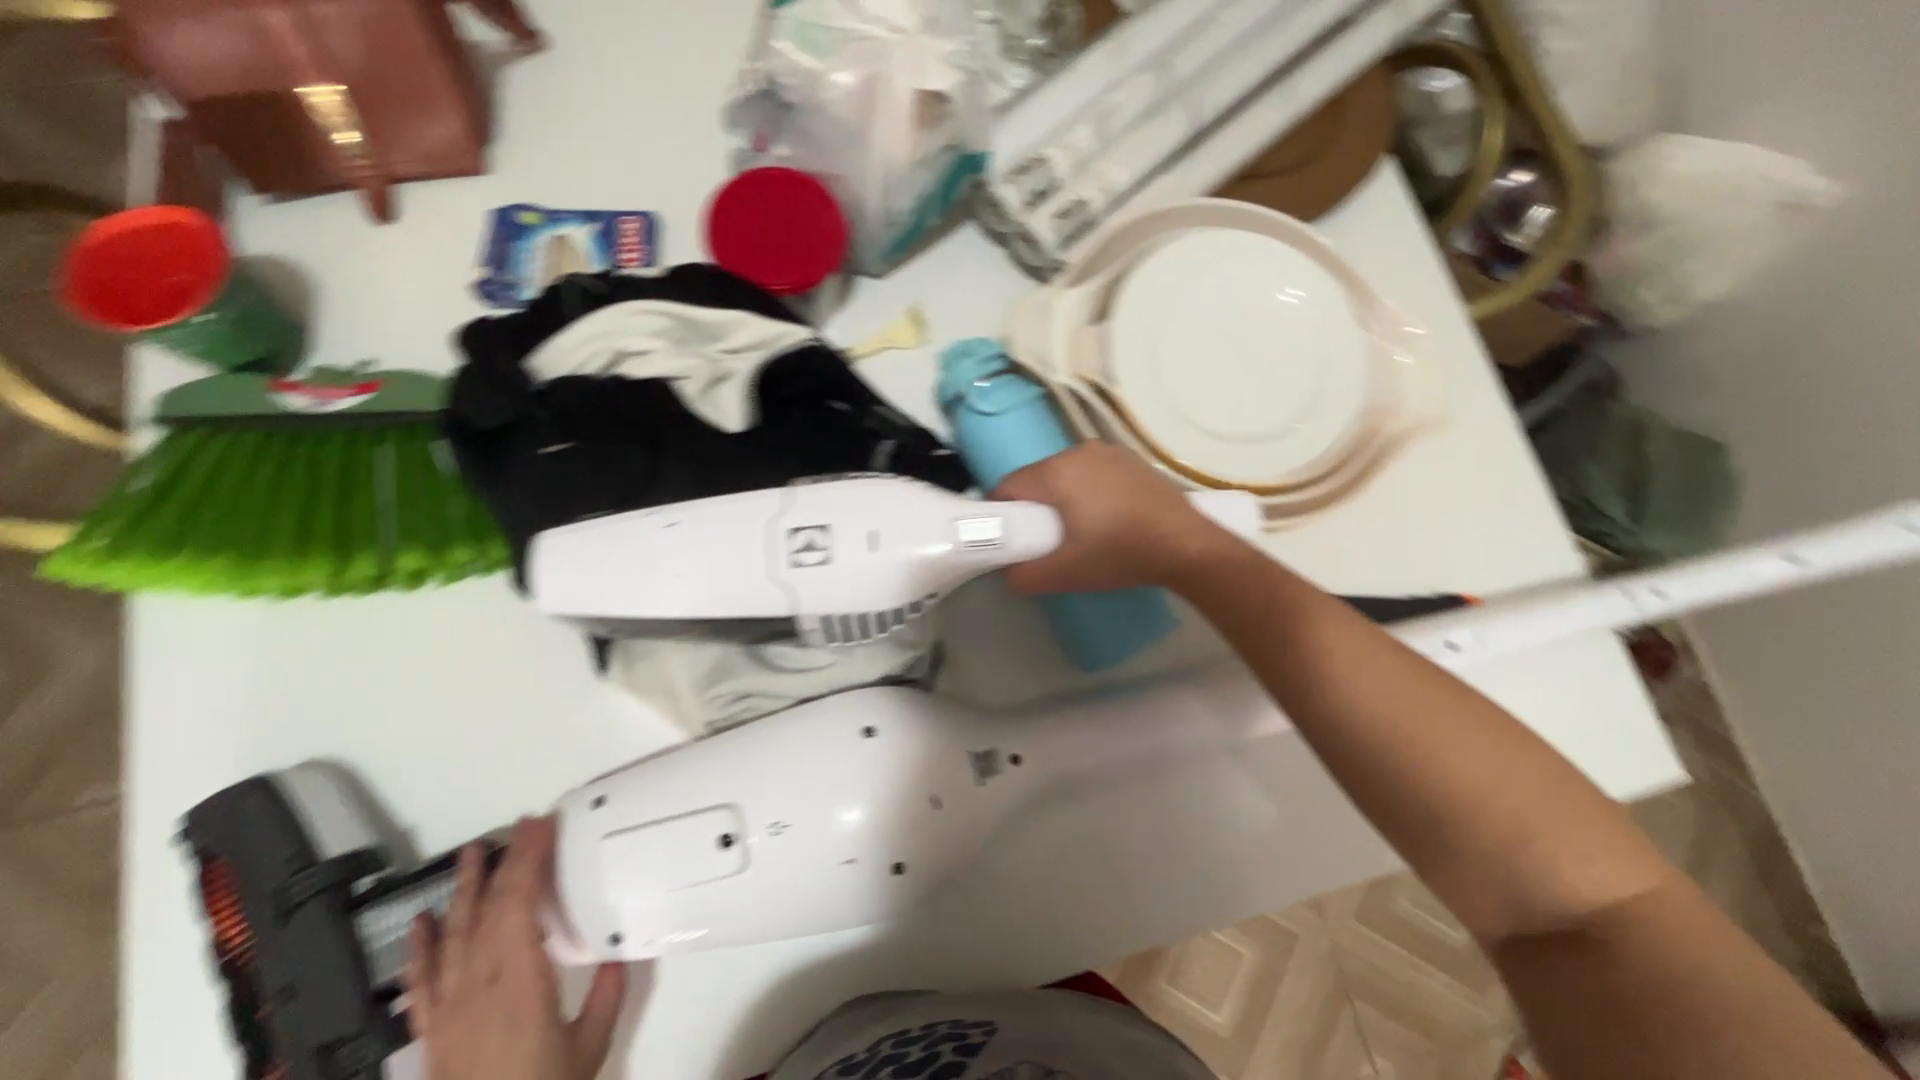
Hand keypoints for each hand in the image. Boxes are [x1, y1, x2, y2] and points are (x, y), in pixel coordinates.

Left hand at [407, 818, 626, 1079]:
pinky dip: (420, 947)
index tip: (544, 827)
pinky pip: (421, 980)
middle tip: (523, 824)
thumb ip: (607, 997)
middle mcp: (479, 984)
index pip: (520, 906)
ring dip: (464, 890)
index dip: (530, 861)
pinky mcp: (433, 1029)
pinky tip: (421, 921)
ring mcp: (450, 1006)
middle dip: (507, 862)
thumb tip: (621, 953)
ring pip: (454, 934)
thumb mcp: (590, 1048)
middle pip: (489, 910)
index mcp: (521, 982)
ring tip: (472, 851)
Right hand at [994, 442, 1236, 595]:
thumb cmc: (1120, 554)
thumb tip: (1008, 574)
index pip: (1008, 485)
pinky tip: (1108, 519)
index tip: (1010, 538)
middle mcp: (1079, 451)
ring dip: (1063, 499)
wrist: (1188, 546)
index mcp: (1057, 472)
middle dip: (1034, 507)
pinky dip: (1090, 492)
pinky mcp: (1134, 461)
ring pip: (1067, 474)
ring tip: (1079, 532)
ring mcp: (1110, 453)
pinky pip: (1095, 474)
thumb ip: (1024, 576)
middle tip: (1044, 540)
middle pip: (1038, 477)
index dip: (1002, 512)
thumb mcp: (1065, 574)